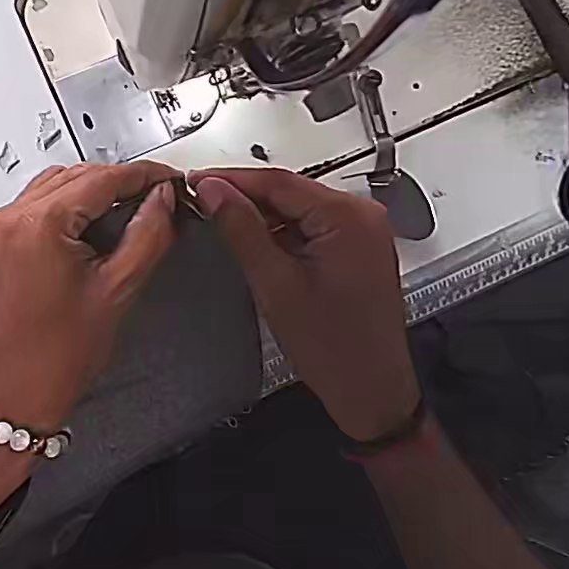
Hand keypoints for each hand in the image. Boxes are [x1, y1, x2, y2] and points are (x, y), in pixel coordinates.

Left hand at [0, 161, 181, 511]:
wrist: (14, 395)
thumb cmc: (53, 358)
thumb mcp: (118, 290)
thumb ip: (148, 234)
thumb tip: (161, 201)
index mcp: (39, 225)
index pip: (103, 178)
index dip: (144, 175)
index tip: (168, 180)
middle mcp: (11, 219)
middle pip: (78, 175)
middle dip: (121, 181)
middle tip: (157, 197)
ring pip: (57, 185)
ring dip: (94, 190)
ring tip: (130, 211)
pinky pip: (38, 205)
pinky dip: (70, 205)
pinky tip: (94, 225)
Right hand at [191, 168, 419, 440]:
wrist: (370, 388)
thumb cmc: (336, 347)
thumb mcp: (274, 282)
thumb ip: (242, 229)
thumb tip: (216, 192)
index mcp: (347, 217)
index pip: (277, 181)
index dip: (231, 179)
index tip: (198, 182)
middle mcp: (362, 217)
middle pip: (289, 191)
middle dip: (244, 196)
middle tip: (203, 200)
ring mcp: (362, 232)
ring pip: (297, 209)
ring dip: (260, 215)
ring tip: (222, 221)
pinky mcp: (355, 248)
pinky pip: (309, 226)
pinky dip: (280, 232)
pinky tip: (255, 242)